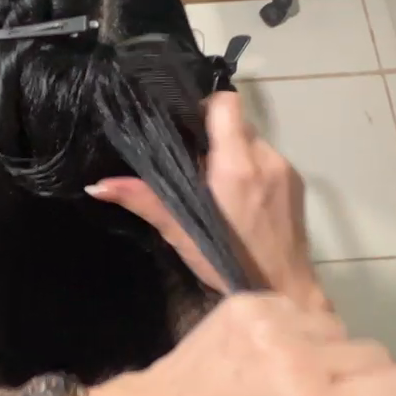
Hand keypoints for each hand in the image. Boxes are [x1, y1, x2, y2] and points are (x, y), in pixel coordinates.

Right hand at [87, 92, 327, 310]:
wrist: (284, 291)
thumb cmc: (227, 262)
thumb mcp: (180, 231)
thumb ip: (142, 200)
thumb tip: (96, 185)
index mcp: (236, 164)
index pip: (225, 103)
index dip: (203, 107)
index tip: (186, 129)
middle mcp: (265, 158)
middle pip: (237, 122)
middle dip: (214, 136)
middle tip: (195, 165)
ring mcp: (286, 169)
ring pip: (253, 141)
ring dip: (234, 154)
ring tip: (218, 186)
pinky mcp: (298, 183)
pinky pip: (269, 160)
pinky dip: (252, 168)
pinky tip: (241, 198)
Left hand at [122, 293, 395, 395]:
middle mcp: (300, 355)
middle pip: (377, 353)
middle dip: (370, 380)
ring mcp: (272, 321)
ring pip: (341, 329)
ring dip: (334, 353)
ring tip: (299, 376)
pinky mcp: (250, 301)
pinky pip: (302, 309)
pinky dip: (300, 331)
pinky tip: (274, 354)